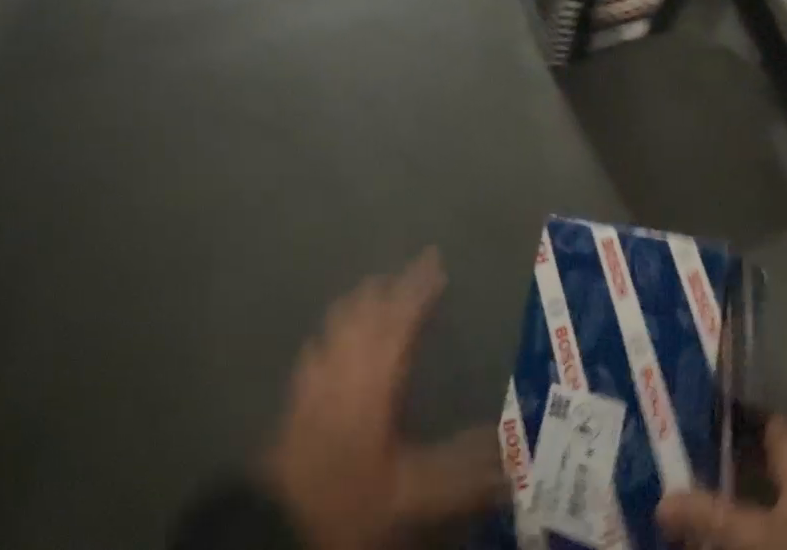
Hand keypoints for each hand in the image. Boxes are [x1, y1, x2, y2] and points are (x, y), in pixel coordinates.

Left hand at [258, 249, 503, 549]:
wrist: (280, 531)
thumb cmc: (352, 505)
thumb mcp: (415, 492)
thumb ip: (461, 465)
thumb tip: (506, 444)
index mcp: (374, 385)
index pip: (399, 324)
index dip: (418, 291)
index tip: (436, 262)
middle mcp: (341, 375)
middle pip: (365, 317)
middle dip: (391, 286)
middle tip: (413, 263)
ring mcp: (312, 387)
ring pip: (336, 328)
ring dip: (359, 302)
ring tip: (375, 284)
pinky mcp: (293, 405)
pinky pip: (314, 352)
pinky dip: (329, 332)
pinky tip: (327, 335)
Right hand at [656, 417, 786, 549]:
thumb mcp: (755, 536)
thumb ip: (710, 515)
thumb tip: (662, 501)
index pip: (764, 421)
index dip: (731, 416)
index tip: (693, 415)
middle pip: (763, 457)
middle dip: (725, 458)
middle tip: (683, 458)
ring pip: (769, 492)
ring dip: (737, 494)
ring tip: (696, 496)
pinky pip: (779, 519)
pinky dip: (752, 520)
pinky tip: (728, 532)